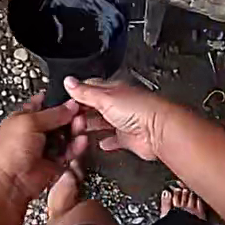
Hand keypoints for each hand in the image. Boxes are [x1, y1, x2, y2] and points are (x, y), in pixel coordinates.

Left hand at [0, 94, 87, 204]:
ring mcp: (45, 147)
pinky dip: (76, 146)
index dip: (59, 100)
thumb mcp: (29, 123)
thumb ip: (52, 113)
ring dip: (75, 130)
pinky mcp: (55, 162)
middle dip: (71, 116)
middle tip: (79, 113)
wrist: (10, 184)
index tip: (73, 98)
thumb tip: (70, 105)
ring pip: (66, 135)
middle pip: (59, 120)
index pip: (45, 104)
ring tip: (81, 125)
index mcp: (24, 118)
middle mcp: (35, 132)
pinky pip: (69, 151)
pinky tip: (81, 140)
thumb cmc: (8, 153)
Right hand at [62, 77, 176, 160]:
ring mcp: (125, 121)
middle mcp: (120, 104)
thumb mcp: (105, 98)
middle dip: (82, 112)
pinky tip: (101, 143)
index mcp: (114, 90)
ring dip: (91, 125)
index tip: (65, 102)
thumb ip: (86, 92)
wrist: (160, 130)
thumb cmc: (140, 110)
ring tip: (78, 129)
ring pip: (103, 122)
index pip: (91, 88)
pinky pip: (115, 139)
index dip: (77, 94)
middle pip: (96, 106)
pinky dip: (107, 141)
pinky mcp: (129, 138)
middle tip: (68, 118)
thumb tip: (69, 81)